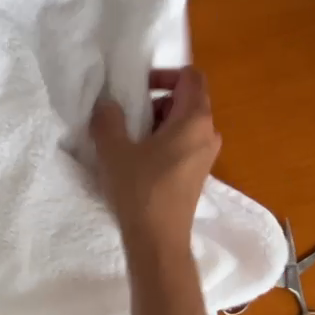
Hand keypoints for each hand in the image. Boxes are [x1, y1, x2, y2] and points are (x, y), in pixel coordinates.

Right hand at [87, 67, 220, 245]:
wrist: (158, 240)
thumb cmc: (140, 191)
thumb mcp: (114, 152)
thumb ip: (108, 120)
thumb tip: (107, 104)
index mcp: (194, 119)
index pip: (190, 77)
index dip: (163, 75)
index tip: (135, 88)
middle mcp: (208, 133)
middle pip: (186, 101)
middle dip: (154, 102)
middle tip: (125, 118)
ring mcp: (205, 156)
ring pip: (182, 125)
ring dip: (155, 125)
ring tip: (126, 142)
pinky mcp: (196, 175)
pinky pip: (182, 146)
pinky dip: (161, 144)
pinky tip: (137, 163)